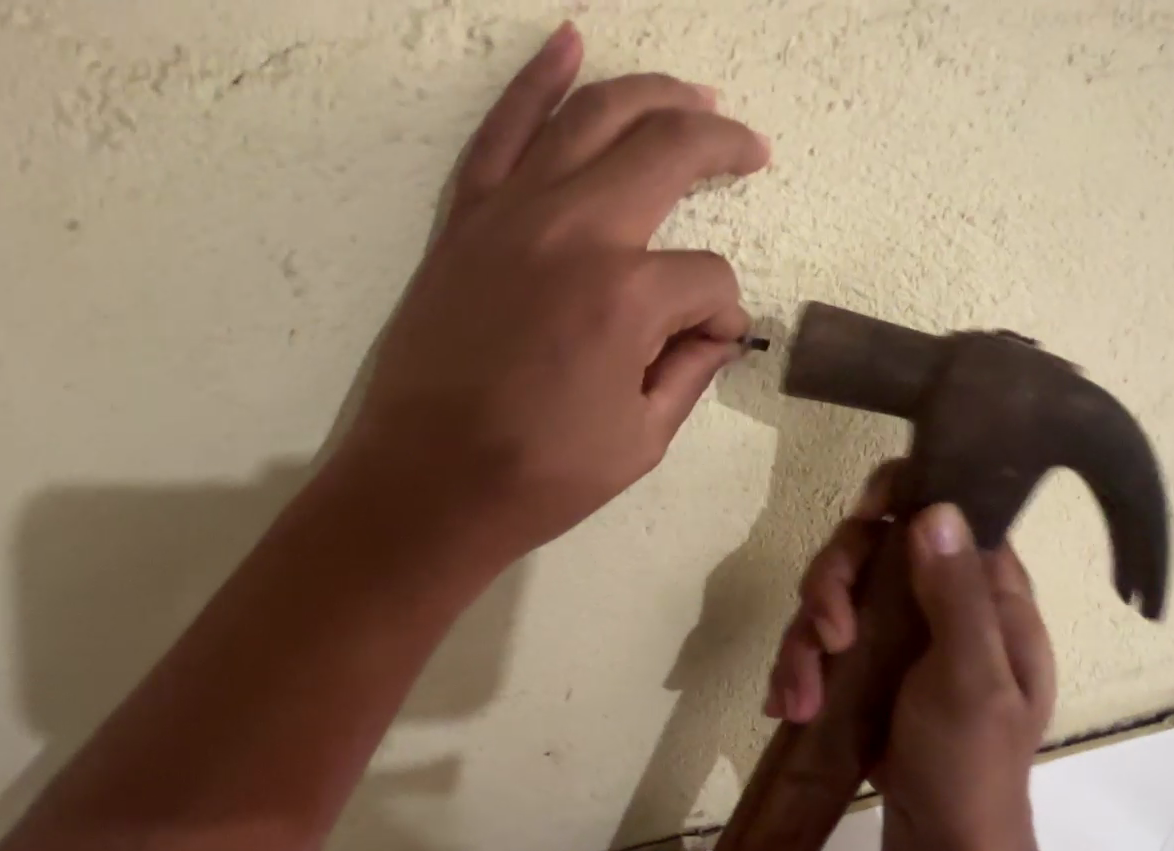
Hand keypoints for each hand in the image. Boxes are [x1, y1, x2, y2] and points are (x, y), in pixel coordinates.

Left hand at [330, 23, 771, 564]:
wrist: (424, 485)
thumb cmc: (537, 478)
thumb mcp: (640, 442)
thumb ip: (688, 373)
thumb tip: (713, 331)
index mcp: (627, 297)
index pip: (706, 278)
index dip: (722, 311)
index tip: (710, 340)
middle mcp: (574, 232)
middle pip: (667, 150)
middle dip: (720, 144)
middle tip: (748, 149)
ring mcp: (512, 216)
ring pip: (592, 115)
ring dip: (653, 93)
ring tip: (693, 94)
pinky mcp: (465, 221)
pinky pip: (501, 129)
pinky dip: (537, 80)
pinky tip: (568, 43)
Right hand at [765, 465, 1055, 850]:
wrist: (939, 846)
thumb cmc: (972, 765)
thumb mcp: (972, 680)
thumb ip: (956, 595)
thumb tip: (935, 508)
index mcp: (985, 595)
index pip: (945, 511)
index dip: (899, 500)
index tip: (862, 519)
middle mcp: (937, 602)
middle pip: (867, 548)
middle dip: (832, 588)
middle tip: (828, 638)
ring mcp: (895, 635)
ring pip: (831, 597)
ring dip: (804, 644)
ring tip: (802, 698)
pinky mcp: (860, 667)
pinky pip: (815, 643)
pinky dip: (797, 671)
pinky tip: (789, 707)